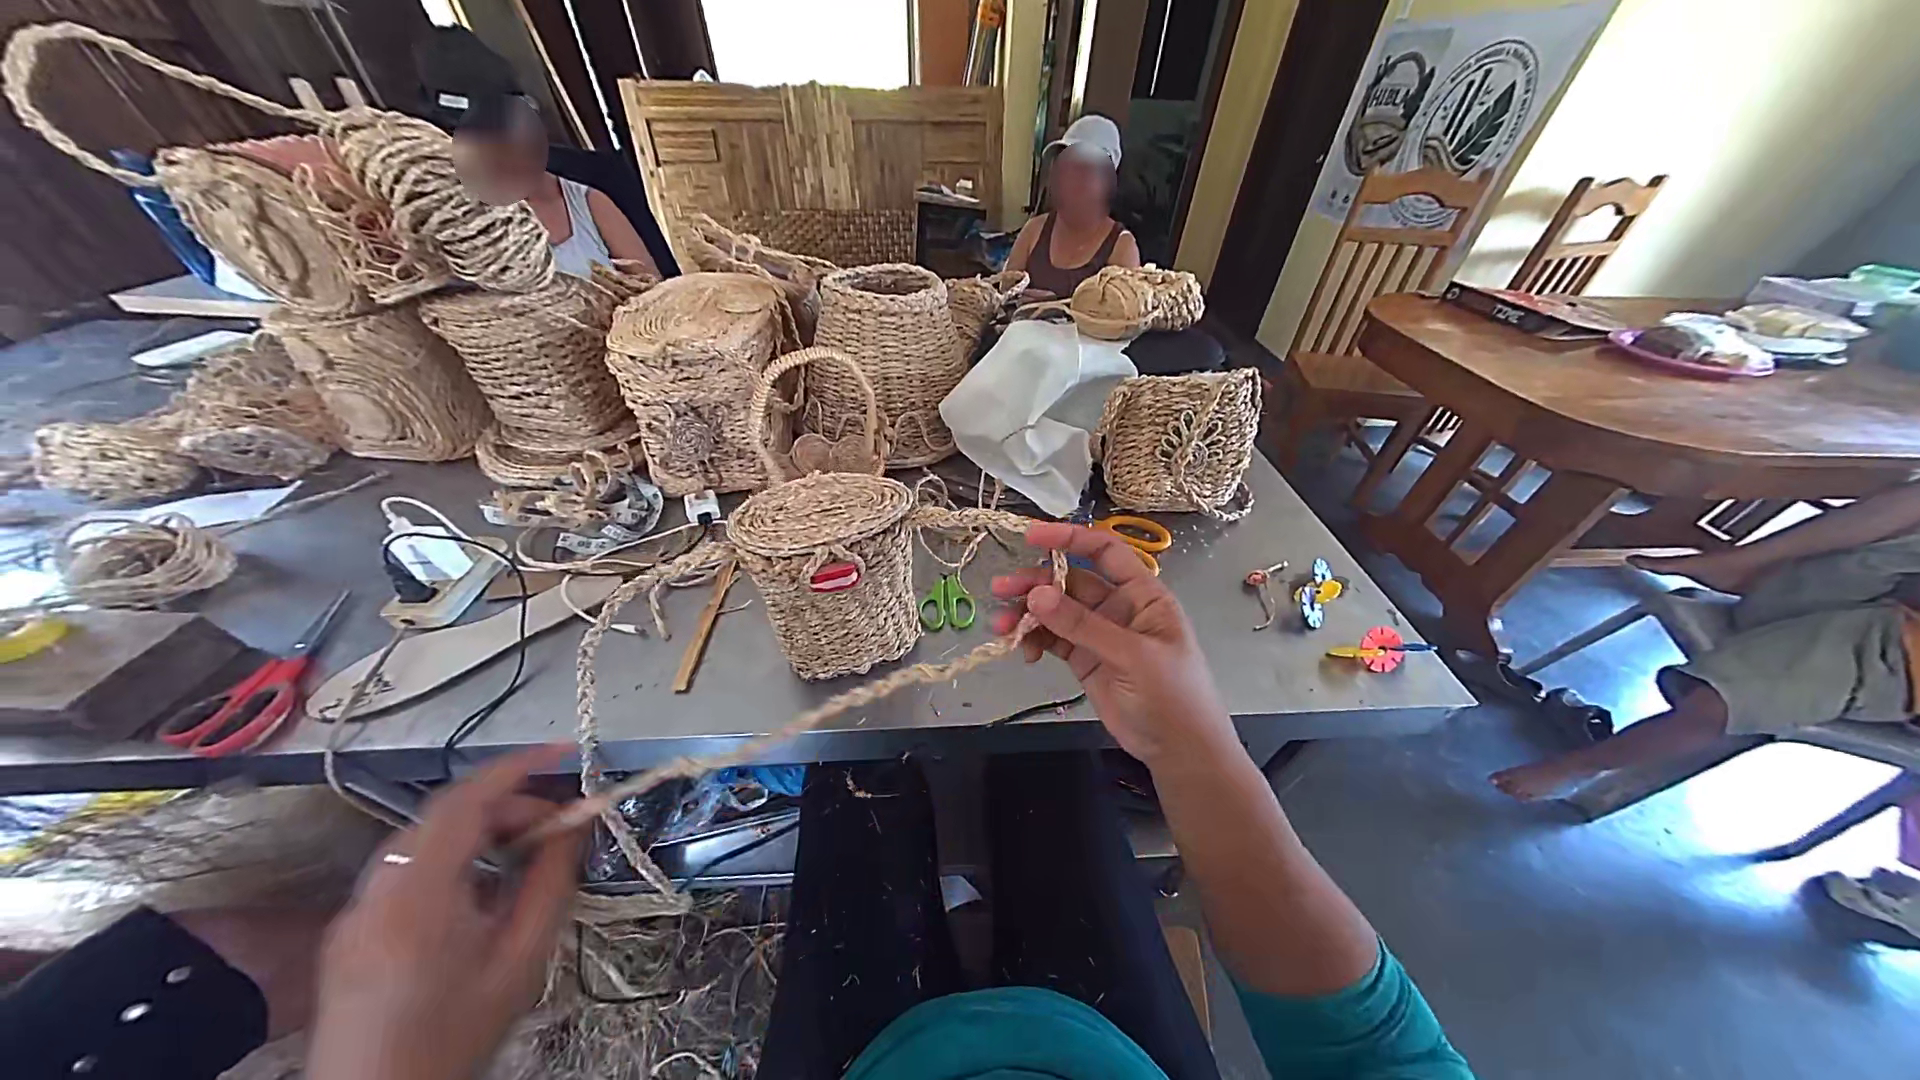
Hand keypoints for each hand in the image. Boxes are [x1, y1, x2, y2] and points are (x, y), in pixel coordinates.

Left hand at [306, 747, 584, 1079]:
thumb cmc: (458, 1035)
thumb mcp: (523, 957)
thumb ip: (552, 879)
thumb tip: (576, 822)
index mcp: (417, 899)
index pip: (464, 804)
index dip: (515, 767)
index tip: (561, 751)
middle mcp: (375, 894)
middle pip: (444, 815)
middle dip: (508, 803)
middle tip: (557, 821)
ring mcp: (354, 911)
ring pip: (425, 837)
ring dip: (482, 827)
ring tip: (529, 847)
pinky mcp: (350, 929)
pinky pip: (409, 865)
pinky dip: (457, 852)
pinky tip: (487, 880)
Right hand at [991, 522, 1236, 765]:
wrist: (1179, 751)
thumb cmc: (1172, 695)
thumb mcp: (1132, 656)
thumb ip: (1083, 625)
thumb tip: (1037, 595)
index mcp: (1142, 594)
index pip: (1105, 552)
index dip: (1070, 540)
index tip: (1032, 537)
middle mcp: (1117, 607)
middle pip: (1070, 582)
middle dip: (1035, 583)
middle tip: (1001, 590)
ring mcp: (1098, 633)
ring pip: (1055, 611)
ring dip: (1027, 614)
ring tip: (1001, 625)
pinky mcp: (1083, 659)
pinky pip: (1052, 639)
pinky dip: (1033, 640)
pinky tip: (1021, 650)